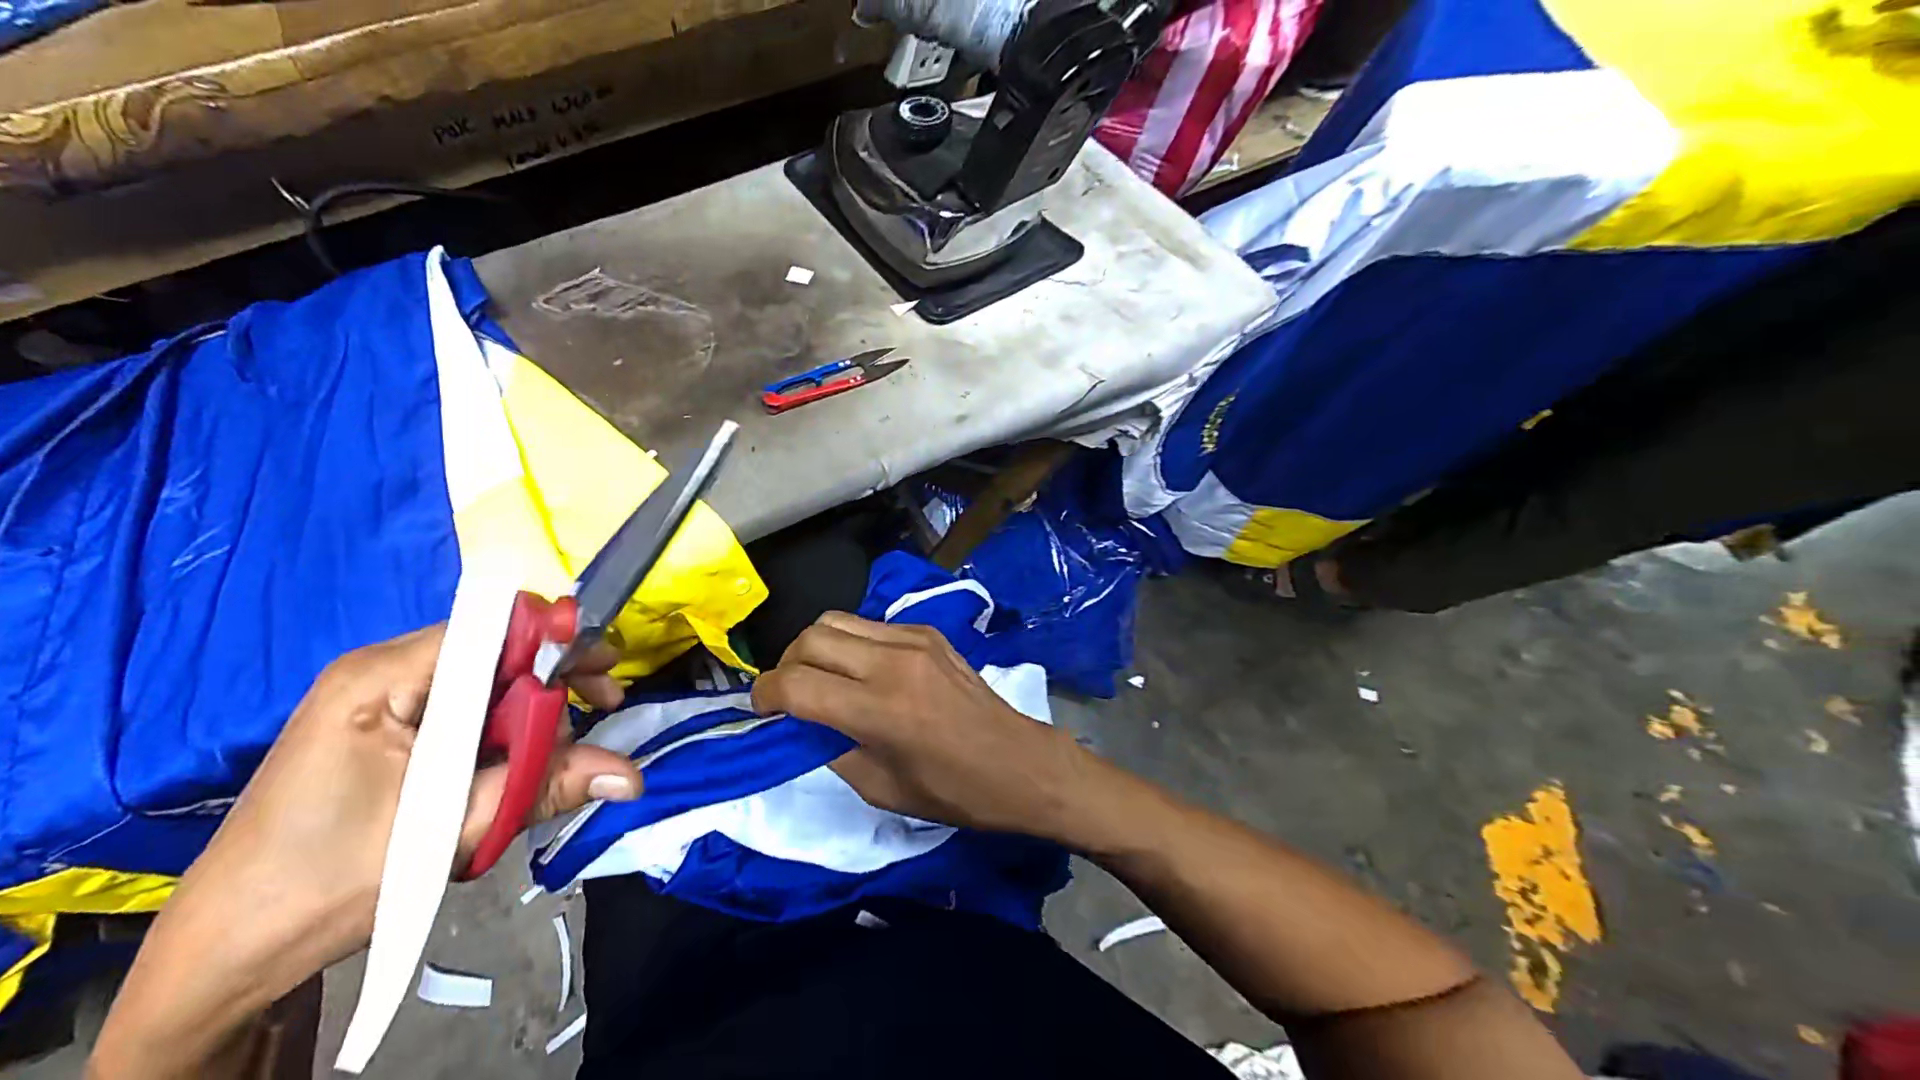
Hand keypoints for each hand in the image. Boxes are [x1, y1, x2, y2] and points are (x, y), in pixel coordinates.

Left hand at [90, 624, 643, 1079]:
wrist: (228, 950)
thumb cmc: (325, 882)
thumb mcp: (452, 831)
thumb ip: (546, 788)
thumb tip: (633, 776)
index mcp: (382, 677)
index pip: (493, 630)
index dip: (557, 643)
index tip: (607, 677)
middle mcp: (384, 674)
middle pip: (496, 654)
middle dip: (555, 684)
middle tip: (603, 713)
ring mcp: (385, 701)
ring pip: (488, 686)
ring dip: (533, 717)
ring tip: (555, 761)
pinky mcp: (390, 731)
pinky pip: (468, 713)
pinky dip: (505, 736)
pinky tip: (519, 768)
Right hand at [749, 612, 1103, 839]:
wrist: (1019, 763)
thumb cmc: (954, 791)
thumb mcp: (881, 788)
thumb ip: (832, 749)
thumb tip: (801, 724)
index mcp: (880, 709)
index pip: (797, 683)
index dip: (765, 695)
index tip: (762, 711)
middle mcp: (893, 662)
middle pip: (810, 637)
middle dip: (786, 665)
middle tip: (790, 695)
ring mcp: (914, 640)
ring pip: (837, 620)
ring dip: (816, 647)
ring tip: (821, 677)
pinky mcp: (929, 632)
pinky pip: (871, 625)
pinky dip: (852, 643)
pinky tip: (862, 670)